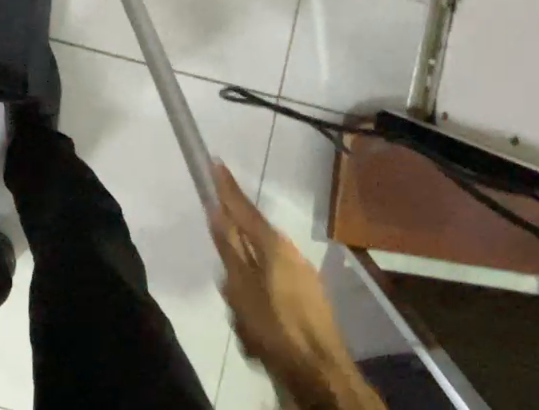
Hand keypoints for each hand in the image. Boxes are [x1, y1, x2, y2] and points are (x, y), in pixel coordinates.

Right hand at [209, 162, 383, 409]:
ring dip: (246, 296)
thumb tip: (216, 211)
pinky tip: (258, 336)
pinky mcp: (308, 303)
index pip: (243, 208)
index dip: (227, 188)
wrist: (323, 375)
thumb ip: (228, 247)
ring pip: (258, 275)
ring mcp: (303, 280)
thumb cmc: (276, 326)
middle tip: (230, 294)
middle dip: (233, 267)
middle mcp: (291, 255)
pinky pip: (272, 295)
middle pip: (249, 247)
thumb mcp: (241, 286)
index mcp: (274, 246)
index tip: (216, 162)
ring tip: (245, 326)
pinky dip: (260, 310)